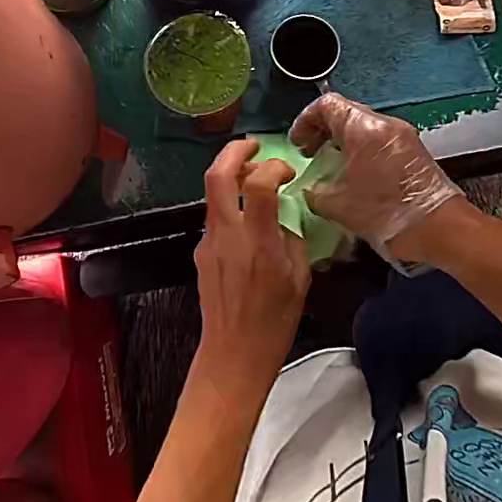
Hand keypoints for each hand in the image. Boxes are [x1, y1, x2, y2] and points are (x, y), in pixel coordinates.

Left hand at [193, 139, 310, 377]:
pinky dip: (230, 206)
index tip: (288, 173)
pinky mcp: (201, 253)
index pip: (259, 184)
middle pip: (217, 175)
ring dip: (231, 177)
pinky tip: (247, 223)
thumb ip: (293, 239)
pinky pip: (215, 218)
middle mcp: (228, 235)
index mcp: (258, 243)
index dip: (274, 166)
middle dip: (235, 151)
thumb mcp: (300, 278)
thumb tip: (285, 218)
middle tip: (254, 145)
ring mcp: (209, 243)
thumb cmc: (274, 322)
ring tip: (253, 180)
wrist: (233, 355)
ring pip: (212, 194)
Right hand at [289, 93, 463, 261]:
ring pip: (364, 126)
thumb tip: (312, 189)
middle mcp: (385, 124)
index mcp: (363, 128)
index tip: (298, 143)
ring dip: (343, 140)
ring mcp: (403, 135)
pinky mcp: (413, 150)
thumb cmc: (386, 212)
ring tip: (332, 165)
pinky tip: (355, 174)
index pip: (327, 104)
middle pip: (346, 112)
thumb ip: (316, 192)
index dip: (306, 120)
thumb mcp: (338, 206)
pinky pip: (380, 140)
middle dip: (323, 130)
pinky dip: (362, 149)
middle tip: (311, 153)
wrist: (439, 229)